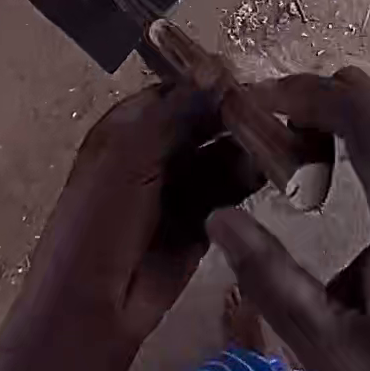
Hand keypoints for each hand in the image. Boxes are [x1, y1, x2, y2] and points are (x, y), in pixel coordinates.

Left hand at [0, 82, 262, 370]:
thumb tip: (215, 68)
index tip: (242, 79)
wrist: (94, 302)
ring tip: (275, 141)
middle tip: (270, 111)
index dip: (204, 84)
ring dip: (241, 147)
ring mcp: (176, 186)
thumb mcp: (132, 155)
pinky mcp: (199, 219)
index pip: (172, 93)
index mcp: (127, 127)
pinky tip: (268, 172)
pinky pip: (225, 190)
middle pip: (199, 122)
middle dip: (229, 116)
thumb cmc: (101, 216)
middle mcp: (153, 150)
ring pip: (216, 155)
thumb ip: (175, 114)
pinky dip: (244, 180)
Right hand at [207, 68, 369, 370]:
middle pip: (359, 91)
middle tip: (267, 135)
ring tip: (295, 151)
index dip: (298, 94)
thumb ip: (272, 285)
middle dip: (303, 98)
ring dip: (323, 107)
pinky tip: (329, 161)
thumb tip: (218, 216)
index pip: (356, 111)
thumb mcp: (332, 347)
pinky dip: (345, 118)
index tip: (252, 106)